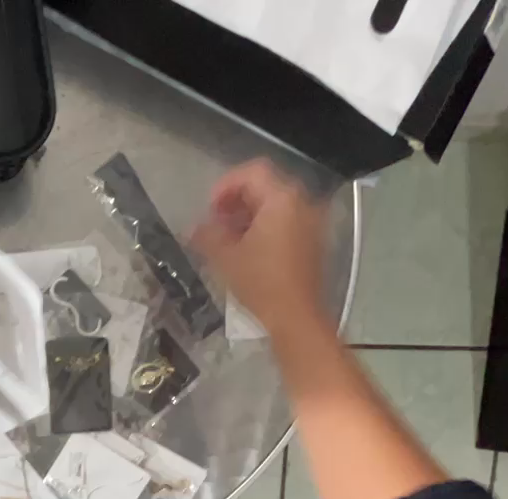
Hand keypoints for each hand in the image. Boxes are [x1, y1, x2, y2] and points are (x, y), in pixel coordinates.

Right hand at [191, 160, 328, 335]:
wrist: (297, 317)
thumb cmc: (261, 283)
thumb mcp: (226, 258)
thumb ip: (206, 235)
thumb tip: (193, 228)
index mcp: (282, 198)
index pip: (251, 173)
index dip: (225, 186)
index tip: (209, 209)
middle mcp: (302, 202)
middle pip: (265, 187)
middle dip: (236, 202)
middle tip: (216, 224)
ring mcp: (312, 222)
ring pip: (276, 206)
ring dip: (250, 216)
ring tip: (228, 240)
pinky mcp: (314, 241)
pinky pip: (287, 222)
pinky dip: (266, 228)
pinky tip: (249, 251)